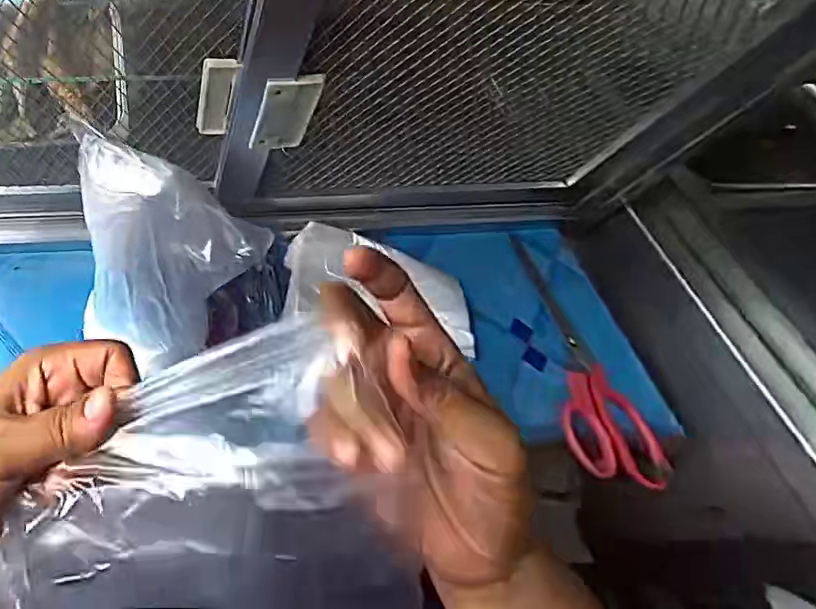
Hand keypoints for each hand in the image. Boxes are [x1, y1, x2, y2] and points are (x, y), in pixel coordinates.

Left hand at [0, 339, 139, 567]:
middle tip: (76, 458)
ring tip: (55, 476)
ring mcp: (55, 426)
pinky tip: (49, 489)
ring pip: (102, 433)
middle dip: (104, 431)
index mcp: (45, 367)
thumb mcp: (5, 445)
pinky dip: (80, 477)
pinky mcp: (54, 459)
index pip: (108, 358)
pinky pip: (88, 461)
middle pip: (111, 396)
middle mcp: (56, 389)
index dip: (120, 386)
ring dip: (89, 459)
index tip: (113, 427)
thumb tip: (115, 401)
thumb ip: (62, 427)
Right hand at [310, 247, 534, 597]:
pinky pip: (320, 418)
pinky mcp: (342, 433)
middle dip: (342, 331)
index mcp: (426, 352)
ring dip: (355, 411)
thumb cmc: (495, 485)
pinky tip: (355, 462)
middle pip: (348, 321)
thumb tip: (396, 346)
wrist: (479, 555)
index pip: (398, 297)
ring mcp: (362, 398)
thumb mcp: (492, 441)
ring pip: (333, 374)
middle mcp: (386, 364)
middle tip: (350, 354)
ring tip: (389, 458)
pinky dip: (334, 437)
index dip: (374, 273)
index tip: (351, 259)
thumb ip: (444, 394)